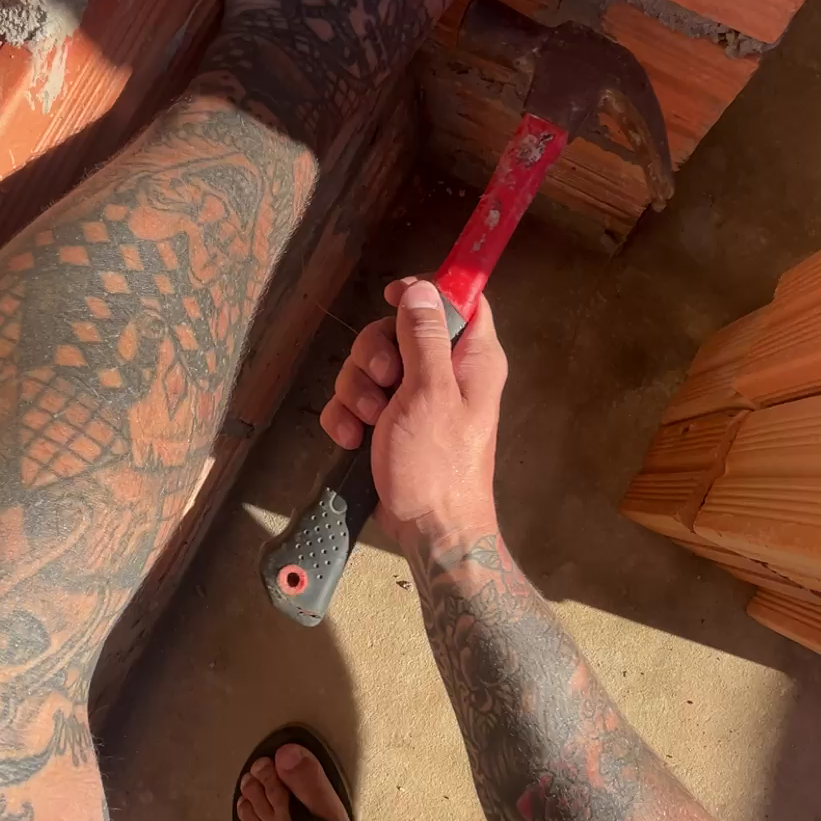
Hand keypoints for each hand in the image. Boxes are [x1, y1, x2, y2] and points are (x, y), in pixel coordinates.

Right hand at [322, 279, 507, 542]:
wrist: (427, 530)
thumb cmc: (438, 465)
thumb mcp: (430, 393)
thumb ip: (423, 338)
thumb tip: (422, 290)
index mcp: (471, 358)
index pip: (459, 300)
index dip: (426, 290)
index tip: (392, 297)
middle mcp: (444, 372)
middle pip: (398, 329)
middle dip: (375, 353)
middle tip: (382, 383)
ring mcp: (413, 399)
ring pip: (370, 365)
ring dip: (358, 390)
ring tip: (370, 422)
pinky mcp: (387, 423)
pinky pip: (356, 400)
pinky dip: (348, 416)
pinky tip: (354, 439)